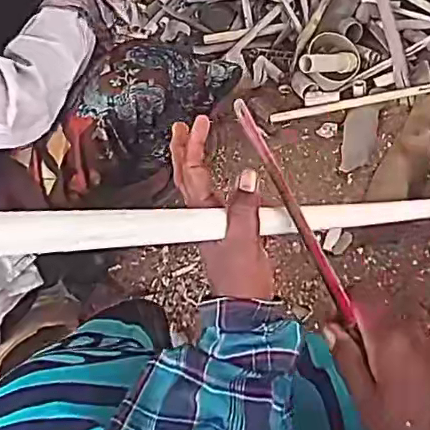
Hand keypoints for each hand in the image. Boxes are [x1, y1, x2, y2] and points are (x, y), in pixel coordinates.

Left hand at [170, 115, 275, 301]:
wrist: (247, 304)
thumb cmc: (240, 280)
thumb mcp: (245, 240)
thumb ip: (245, 208)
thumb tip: (247, 178)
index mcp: (203, 216)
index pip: (191, 173)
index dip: (190, 146)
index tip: (197, 125)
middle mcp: (204, 216)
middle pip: (187, 175)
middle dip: (182, 148)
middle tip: (183, 127)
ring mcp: (214, 221)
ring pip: (198, 184)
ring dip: (194, 160)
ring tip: (195, 140)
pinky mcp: (229, 227)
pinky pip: (219, 196)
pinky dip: (217, 178)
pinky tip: (225, 173)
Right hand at [322, 289, 429, 429]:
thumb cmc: (402, 426)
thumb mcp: (364, 397)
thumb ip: (346, 357)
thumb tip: (330, 328)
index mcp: (387, 335)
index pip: (360, 295)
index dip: (341, 306)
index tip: (333, 332)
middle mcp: (406, 327)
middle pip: (373, 307)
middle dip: (355, 324)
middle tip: (348, 358)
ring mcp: (422, 337)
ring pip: (386, 322)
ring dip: (372, 336)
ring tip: (367, 373)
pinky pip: (401, 335)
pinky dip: (388, 345)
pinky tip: (387, 376)